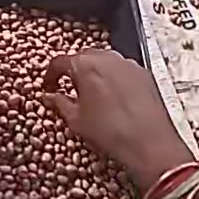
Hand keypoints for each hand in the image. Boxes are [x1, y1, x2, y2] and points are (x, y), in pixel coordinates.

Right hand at [41, 50, 192, 190]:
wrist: (149, 142)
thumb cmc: (112, 131)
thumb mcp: (76, 119)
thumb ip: (59, 103)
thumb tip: (51, 97)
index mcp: (85, 65)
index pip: (60, 62)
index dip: (51, 74)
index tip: (50, 84)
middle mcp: (107, 58)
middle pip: (83, 56)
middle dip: (73, 70)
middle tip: (68, 87)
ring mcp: (128, 64)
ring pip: (104, 60)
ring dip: (94, 72)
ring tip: (91, 93)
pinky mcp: (143, 73)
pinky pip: (122, 69)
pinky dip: (113, 77)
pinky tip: (112, 96)